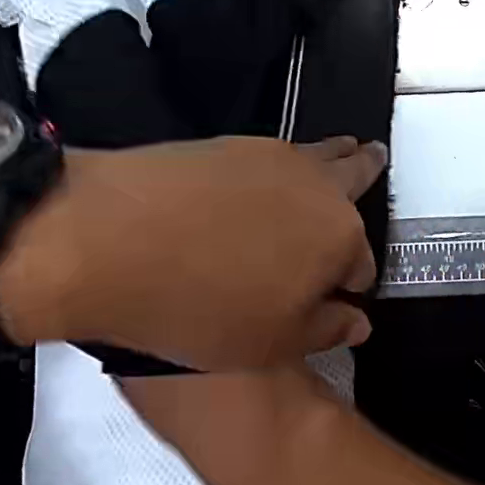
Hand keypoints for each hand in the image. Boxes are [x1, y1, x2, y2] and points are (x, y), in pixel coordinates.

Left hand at [0, 135, 387, 368]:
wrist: (109, 238)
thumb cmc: (197, 305)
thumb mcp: (269, 342)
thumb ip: (324, 328)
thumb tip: (358, 319)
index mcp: (338, 236)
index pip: (362, 260)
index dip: (353, 279)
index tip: (341, 290)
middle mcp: (317, 186)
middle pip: (356, 174)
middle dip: (368, 172)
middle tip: (375, 159)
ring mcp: (272, 156)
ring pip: (318, 151)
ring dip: (334, 155)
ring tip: (343, 151)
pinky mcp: (230, 142)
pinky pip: (277, 150)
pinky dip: (287, 160)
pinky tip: (273, 174)